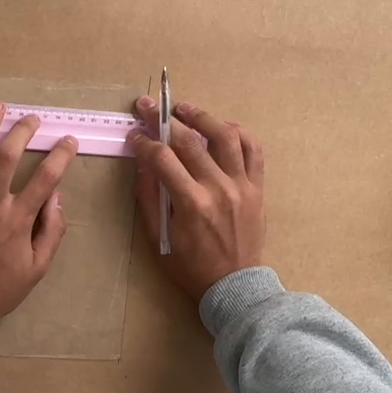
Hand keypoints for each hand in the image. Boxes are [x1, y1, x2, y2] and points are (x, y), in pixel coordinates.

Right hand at [129, 96, 265, 301]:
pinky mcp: (257, 187)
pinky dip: (237, 132)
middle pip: (189, 140)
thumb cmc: (190, 267)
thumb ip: (149, 199)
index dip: (144, 142)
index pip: (162, 159)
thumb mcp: (158, 239)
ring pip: (224, 136)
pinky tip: (221, 127)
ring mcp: (241, 185)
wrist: (234, 286)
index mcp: (190, 203)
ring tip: (185, 108)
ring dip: (202, 117)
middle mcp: (218, 188)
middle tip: (148, 106)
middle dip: (163, 119)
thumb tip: (142, 164)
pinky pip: (253, 149)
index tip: (134, 135)